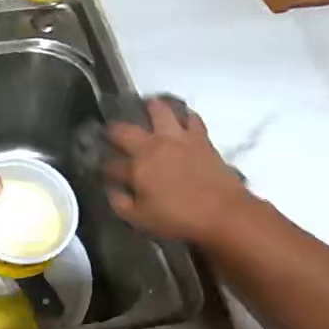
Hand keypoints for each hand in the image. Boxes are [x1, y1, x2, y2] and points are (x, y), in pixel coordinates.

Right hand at [105, 99, 252, 243]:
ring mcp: (177, 138)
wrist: (223, 212)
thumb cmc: (179, 218)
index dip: (105, 170)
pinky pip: (191, 118)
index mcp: (136, 168)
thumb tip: (112, 191)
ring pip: (159, 110)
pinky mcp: (199, 137)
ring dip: (150, 108)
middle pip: (124, 130)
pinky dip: (184, 116)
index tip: (106, 174)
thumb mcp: (141, 220)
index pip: (112, 165)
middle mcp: (152, 146)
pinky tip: (182, 120)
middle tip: (113, 133)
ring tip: (148, 109)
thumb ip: (121, 204)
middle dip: (113, 132)